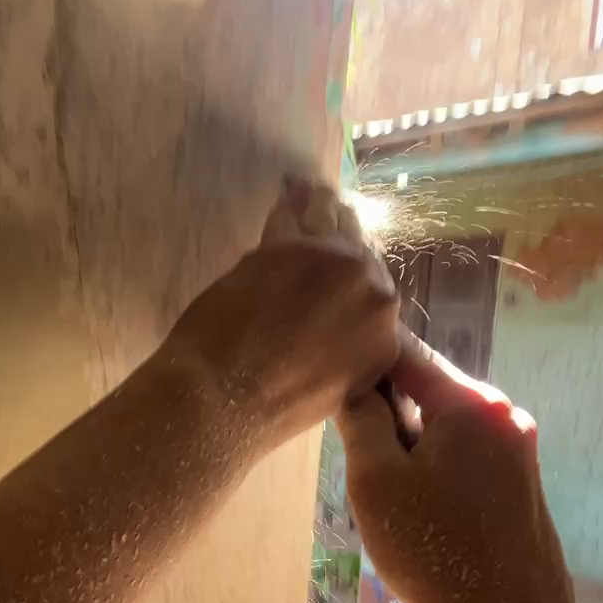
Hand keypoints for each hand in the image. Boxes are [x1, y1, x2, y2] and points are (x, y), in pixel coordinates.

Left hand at [155, 181, 399, 445]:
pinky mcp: (287, 247)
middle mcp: (369, 293)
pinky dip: (289, 204)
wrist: (218, 400)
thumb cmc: (266, 411)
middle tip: (329, 217)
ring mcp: (330, 264)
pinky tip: (290, 192)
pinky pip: (292, 215)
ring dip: (319, 209)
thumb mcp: (329, 391)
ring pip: (328, 224)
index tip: (341, 267)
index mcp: (383, 337)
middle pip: (357, 252)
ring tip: (312, 193)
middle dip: (340, 239)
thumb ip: (346, 352)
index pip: (374, 294)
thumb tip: (337, 328)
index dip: (352, 278)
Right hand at [335, 343, 575, 602]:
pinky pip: (461, 459)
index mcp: (472, 404)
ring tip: (386, 499)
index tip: (331, 384)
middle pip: (426, 394)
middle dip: (386, 418)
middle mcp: (504, 417)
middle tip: (358, 464)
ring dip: (406, 450)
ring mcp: (518, 453)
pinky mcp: (519, 487)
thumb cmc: (431, 548)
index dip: (364, 363)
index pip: (408, 355)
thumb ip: (361, 419)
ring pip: (441, 430)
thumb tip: (357, 386)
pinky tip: (417, 517)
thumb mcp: (375, 479)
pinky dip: (430, 472)